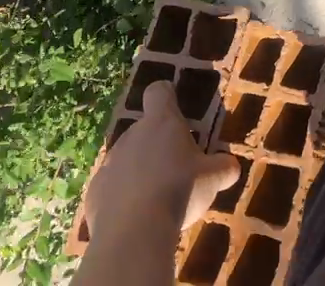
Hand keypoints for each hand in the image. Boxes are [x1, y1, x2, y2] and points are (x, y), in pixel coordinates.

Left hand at [87, 82, 240, 242]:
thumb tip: (232, 166)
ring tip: (156, 196)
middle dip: (157, 144)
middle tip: (176, 168)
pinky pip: (111, 187)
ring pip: (126, 159)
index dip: (166, 96)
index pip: (159, 92)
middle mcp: (131, 135)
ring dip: (139, 170)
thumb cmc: (178, 191)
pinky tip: (135, 215)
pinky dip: (121, 196)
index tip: (174, 108)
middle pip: (144, 130)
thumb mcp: (213, 178)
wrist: (133, 232)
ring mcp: (109, 163)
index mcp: (161, 122)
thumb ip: (224, 167)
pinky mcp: (93, 192)